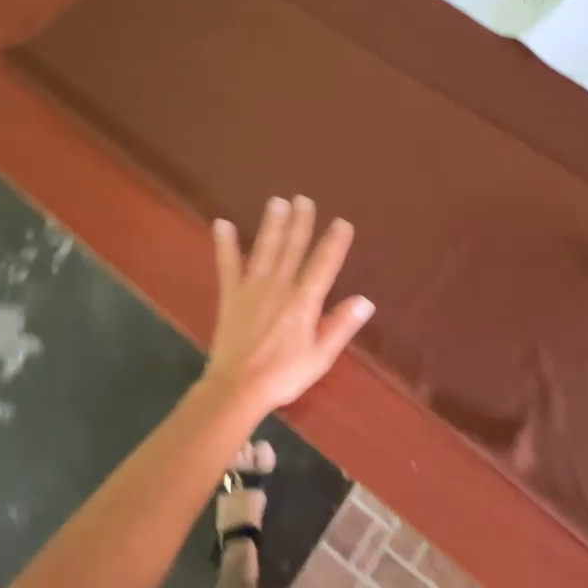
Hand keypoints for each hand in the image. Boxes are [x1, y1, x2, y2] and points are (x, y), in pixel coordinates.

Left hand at [203, 196, 373, 412]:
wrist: (238, 387)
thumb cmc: (284, 375)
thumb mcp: (320, 357)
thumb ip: (341, 326)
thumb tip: (365, 300)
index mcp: (304, 302)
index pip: (323, 265)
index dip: (334, 243)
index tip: (342, 222)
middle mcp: (280, 287)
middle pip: (293, 248)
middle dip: (300, 223)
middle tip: (304, 199)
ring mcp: (252, 288)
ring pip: (265, 249)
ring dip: (272, 224)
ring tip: (277, 201)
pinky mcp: (230, 295)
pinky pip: (227, 265)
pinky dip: (225, 244)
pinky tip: (222, 223)